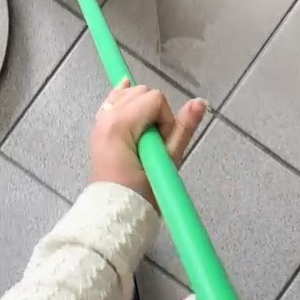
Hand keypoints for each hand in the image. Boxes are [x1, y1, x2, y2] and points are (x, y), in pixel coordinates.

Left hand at [89, 80, 204, 206]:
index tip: (162, 145)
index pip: (155, 98)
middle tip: (154, 143)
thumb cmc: (143, 192)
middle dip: (154, 112)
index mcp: (120, 123)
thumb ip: (183, 128)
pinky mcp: (100, 128)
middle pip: (141, 92)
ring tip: (144, 135)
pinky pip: (112, 100)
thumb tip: (200, 101)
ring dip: (140, 107)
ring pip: (127, 93)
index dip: (166, 119)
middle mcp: (107, 116)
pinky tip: (126, 86)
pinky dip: (122, 96)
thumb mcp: (168, 161)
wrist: (115, 212)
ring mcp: (100, 121)